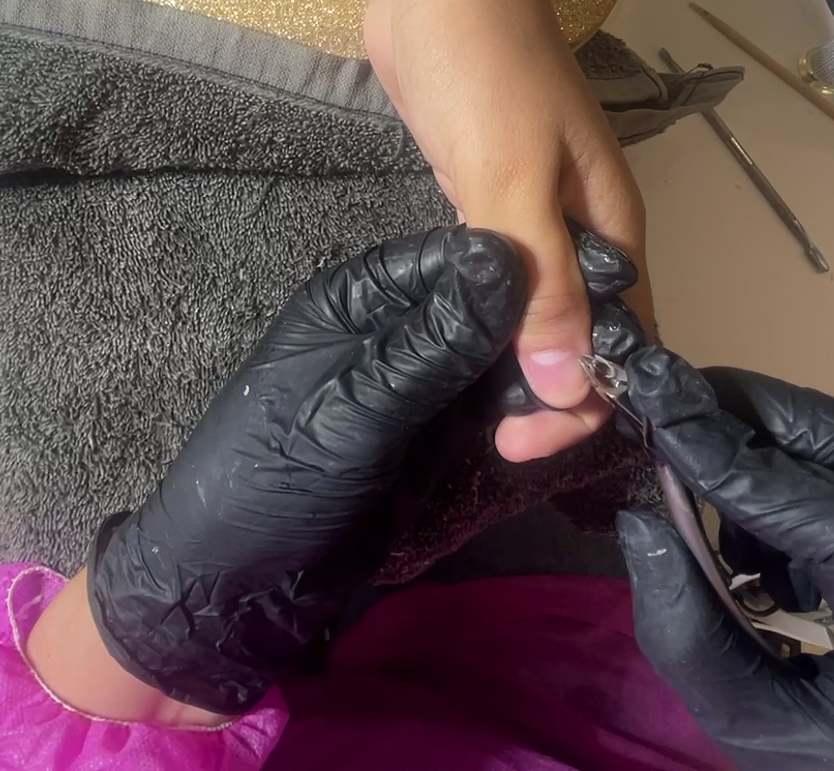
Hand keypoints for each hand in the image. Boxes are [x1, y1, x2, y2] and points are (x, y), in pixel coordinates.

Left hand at [86, 226, 525, 713]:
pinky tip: (535, 442)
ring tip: (545, 432)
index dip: (523, 274)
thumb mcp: (359, 407)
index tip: (585, 308)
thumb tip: (508, 258)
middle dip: (541, 340)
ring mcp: (423, 373)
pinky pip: (499, 401)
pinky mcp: (440, 421)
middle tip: (571, 393)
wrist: (248, 576)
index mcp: (363, 294)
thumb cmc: (281, 475)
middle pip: (494, 305)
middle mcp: (399, 321)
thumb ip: (435, 342)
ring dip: (540, 386)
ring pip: (506, 356)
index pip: (459, 258)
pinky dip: (526, 416)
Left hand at [324, 0, 647, 458]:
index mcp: (608, 229)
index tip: (519, 440)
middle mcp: (579, 227)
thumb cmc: (483, 69)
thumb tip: (574, 387)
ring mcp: (528, 209)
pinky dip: (482, 310)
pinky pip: (495, 271)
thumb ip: (541, 281)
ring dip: (513, 355)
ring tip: (466, 409)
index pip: (624, 343)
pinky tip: (450, 338)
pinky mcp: (481, 192)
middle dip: (549, 391)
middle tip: (484, 435)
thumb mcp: (513, 179)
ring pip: (538, 303)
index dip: (585, 403)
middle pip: (584, 331)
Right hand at [615, 348, 833, 770]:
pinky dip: (822, 455)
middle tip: (670, 394)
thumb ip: (684, 631)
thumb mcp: (752, 729)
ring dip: (784, 426)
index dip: (742, 465)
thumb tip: (640, 516)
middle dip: (756, 410)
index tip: (658, 416)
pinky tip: (779, 499)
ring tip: (714, 452)